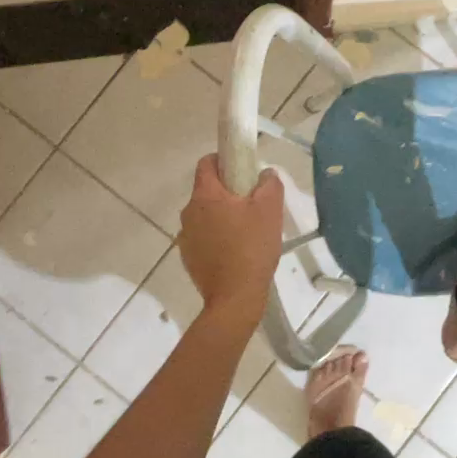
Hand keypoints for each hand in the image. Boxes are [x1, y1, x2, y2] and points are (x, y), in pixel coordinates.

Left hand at [178, 155, 283, 317]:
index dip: (224, 160)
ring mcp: (185, 236)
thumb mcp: (270, 210)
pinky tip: (235, 253)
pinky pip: (202, 237)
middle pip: (207, 191)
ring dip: (221, 217)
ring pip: (205, 215)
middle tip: (252, 205)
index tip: (242, 170)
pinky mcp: (187, 256)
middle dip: (227, 193)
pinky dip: (216, 238)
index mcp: (205, 195)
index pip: (206, 163)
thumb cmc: (252, 248)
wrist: (235, 297)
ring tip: (246, 233)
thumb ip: (269, 183)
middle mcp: (188, 212)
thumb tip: (264, 173)